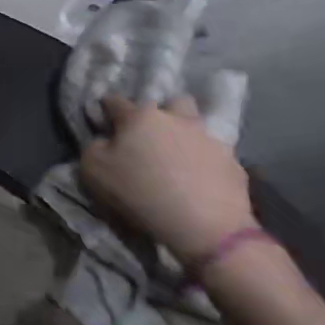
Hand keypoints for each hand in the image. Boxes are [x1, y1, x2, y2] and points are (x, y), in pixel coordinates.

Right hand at [81, 94, 257, 261]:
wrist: (202, 223)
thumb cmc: (137, 191)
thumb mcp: (92, 170)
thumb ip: (94, 147)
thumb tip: (105, 141)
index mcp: (141, 117)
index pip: (116, 101)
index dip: (105, 107)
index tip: (101, 117)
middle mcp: (177, 119)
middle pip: (171, 102)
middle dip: (160, 112)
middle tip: (148, 134)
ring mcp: (209, 139)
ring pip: (195, 126)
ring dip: (183, 134)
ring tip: (173, 157)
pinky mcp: (232, 161)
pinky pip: (211, 153)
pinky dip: (201, 160)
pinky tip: (194, 179)